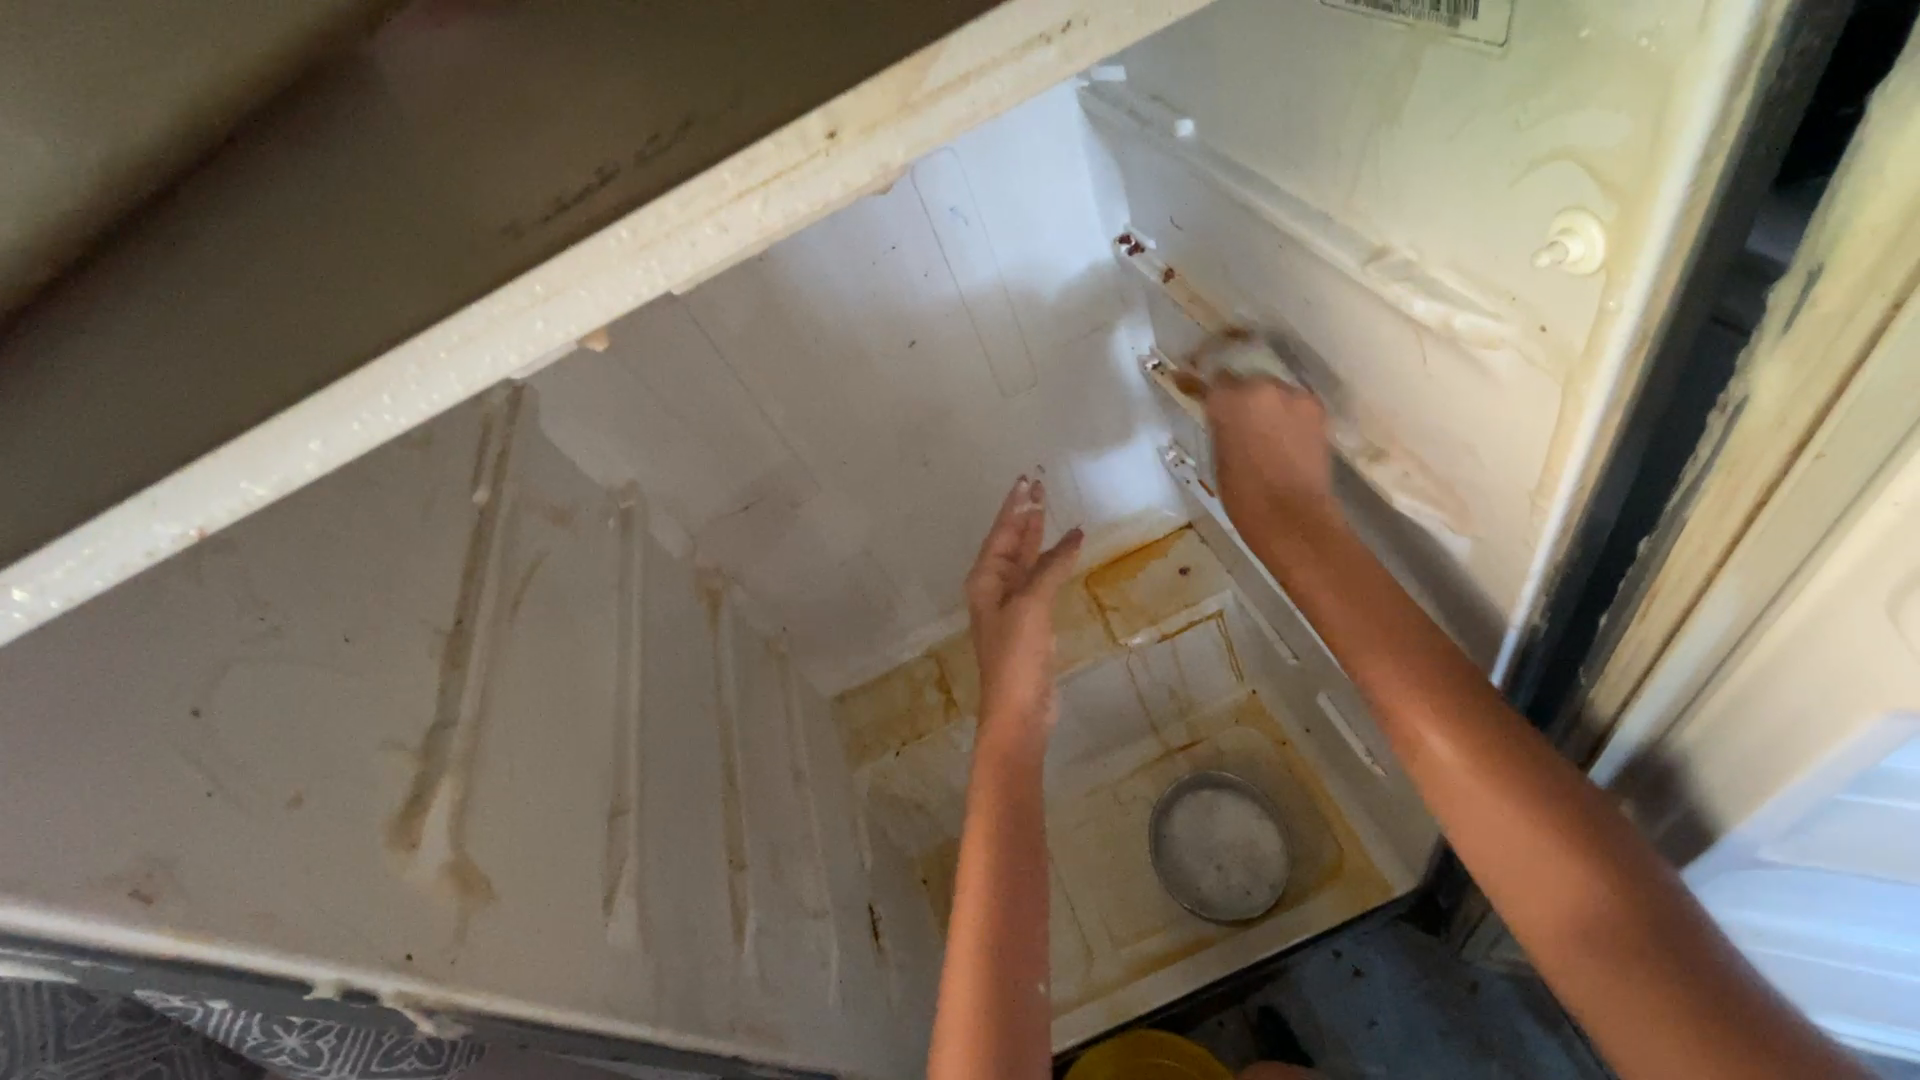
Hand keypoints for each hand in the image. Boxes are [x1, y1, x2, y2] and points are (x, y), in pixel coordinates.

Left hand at [964, 477, 1083, 738]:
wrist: (1020, 709)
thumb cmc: (1017, 655)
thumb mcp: (1032, 605)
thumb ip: (1050, 568)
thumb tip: (1072, 535)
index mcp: (985, 580)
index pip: (1001, 533)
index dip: (1014, 506)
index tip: (1026, 480)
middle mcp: (994, 589)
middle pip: (1010, 543)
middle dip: (1024, 516)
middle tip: (1039, 486)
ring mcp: (1012, 607)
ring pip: (1025, 562)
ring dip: (1038, 538)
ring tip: (1049, 510)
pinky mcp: (1030, 624)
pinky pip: (1039, 583)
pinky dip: (1052, 565)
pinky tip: (1065, 554)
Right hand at [1199, 372, 1337, 533]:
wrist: (1292, 514)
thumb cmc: (1244, 495)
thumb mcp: (1219, 457)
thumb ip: (1222, 428)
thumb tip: (1226, 419)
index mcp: (1227, 402)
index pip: (1211, 382)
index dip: (1203, 387)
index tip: (1194, 387)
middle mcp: (1260, 388)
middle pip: (1245, 382)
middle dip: (1240, 398)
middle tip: (1237, 421)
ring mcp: (1293, 396)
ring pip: (1273, 391)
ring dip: (1266, 405)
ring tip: (1265, 431)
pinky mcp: (1317, 409)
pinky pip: (1294, 404)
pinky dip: (1287, 414)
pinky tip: (1285, 437)